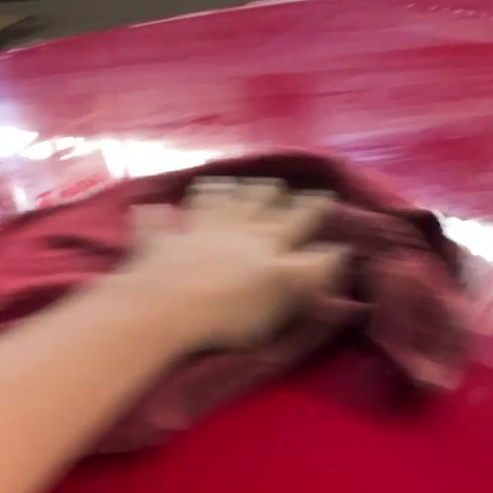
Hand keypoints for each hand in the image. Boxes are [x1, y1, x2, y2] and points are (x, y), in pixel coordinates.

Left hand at [104, 178, 347, 352]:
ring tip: (228, 183)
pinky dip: (154, 216)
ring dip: (221, 193)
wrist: (167, 309)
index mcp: (266, 242)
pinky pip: (155, 224)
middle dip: (268, 194)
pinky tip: (151, 209)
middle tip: (278, 183)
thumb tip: (341, 248)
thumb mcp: (285, 291)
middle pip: (254, 206)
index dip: (312, 208)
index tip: (326, 194)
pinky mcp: (157, 246)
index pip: (295, 220)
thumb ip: (314, 269)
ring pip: (211, 204)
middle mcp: (232, 229)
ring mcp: (192, 233)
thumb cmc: (232, 308)